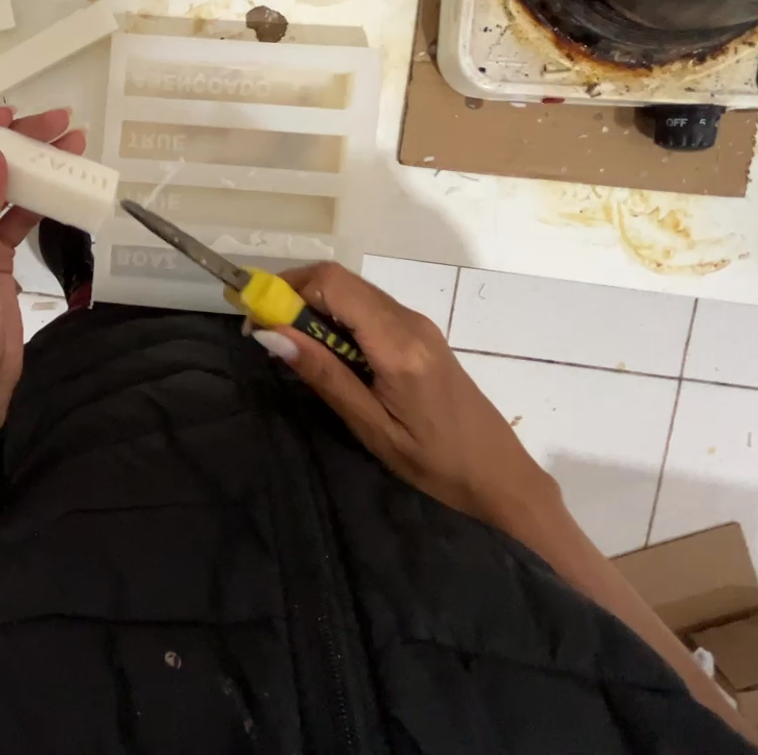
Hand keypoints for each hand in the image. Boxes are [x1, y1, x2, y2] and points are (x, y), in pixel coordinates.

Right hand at [254, 263, 558, 529]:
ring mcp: (418, 324)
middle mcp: (410, 321)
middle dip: (294, 294)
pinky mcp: (420, 334)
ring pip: (353, 291)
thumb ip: (323, 374)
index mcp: (397, 344)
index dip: (287, 288)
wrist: (501, 477)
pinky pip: (368, 308)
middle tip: (265, 329)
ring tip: (290, 344)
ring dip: (314, 305)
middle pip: (339, 280)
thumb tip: (271, 333)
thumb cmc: (435, 463)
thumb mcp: (371, 426)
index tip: (256, 316)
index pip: (333, 284)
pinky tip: (327, 352)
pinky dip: (336, 316)